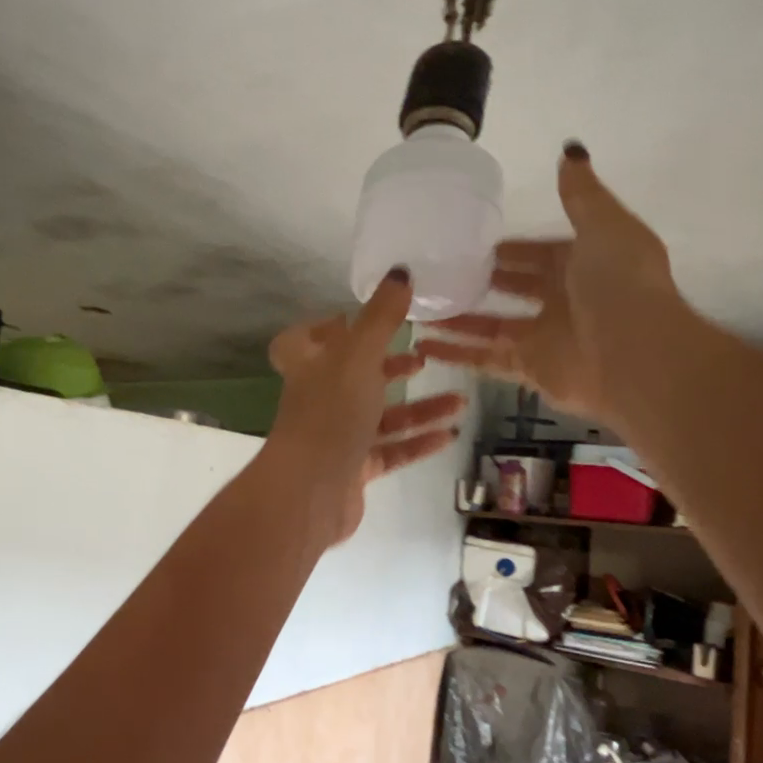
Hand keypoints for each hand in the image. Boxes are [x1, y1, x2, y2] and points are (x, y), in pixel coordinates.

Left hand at [262, 268, 466, 545]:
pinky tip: (449, 434)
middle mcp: (316, 400)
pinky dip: (416, 442)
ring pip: (379, 417)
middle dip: (388, 367)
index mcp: (307, 367)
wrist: (311, 490)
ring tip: (460, 400)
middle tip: (422, 358)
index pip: (303, 340)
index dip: (325, 328)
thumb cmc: (330, 413)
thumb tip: (400, 272)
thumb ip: (380, 316)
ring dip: (418, 408)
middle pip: (352, 377)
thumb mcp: (358, 355)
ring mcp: (333, 438)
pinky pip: (389, 451)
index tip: (358, 319)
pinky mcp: (351, 471)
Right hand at [416, 142, 685, 428]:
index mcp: (583, 265)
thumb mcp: (604, 226)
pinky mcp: (528, 369)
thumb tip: (568, 151)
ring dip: (456, 319)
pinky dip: (454, 354)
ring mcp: (544, 337)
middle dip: (479, 282)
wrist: (635, 354)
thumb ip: (581, 195)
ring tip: (417, 309)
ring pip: (490, 326)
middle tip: (435, 273)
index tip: (470, 243)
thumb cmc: (620, 285)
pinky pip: (484, 359)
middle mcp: (563, 300)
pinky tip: (421, 344)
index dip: (509, 248)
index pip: (538, 252)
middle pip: (512, 288)